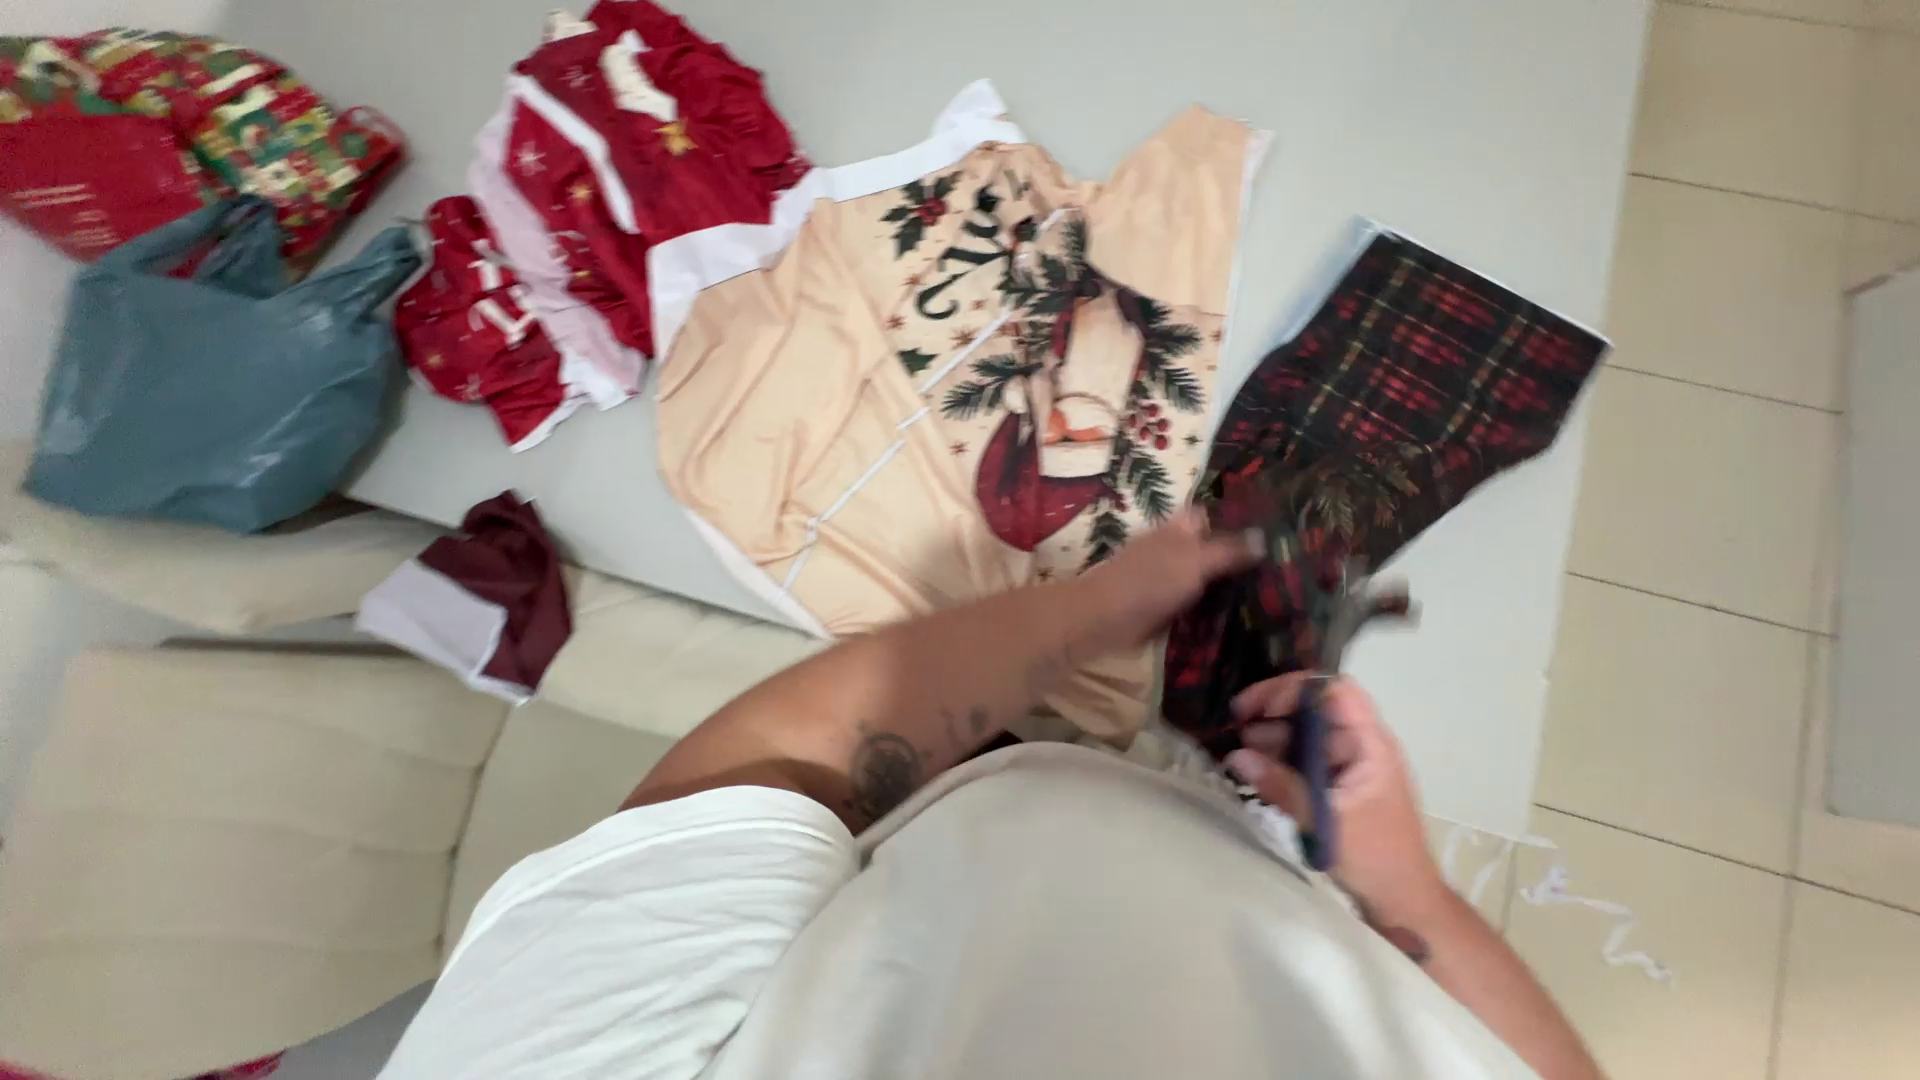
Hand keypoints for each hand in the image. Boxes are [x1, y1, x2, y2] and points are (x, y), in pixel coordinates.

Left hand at [1075, 508, 1262, 651]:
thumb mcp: (1194, 561)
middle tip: (1284, 570)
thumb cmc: (1148, 582)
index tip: (1273, 530)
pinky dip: (1214, 611)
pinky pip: (1196, 605)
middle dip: (1240, 558)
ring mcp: (1168, 581)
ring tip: (1276, 596)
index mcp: (1178, 531)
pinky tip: (1244, 620)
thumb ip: (1228, 550)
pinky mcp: (1165, 609)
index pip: (1210, 516)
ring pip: (1206, 578)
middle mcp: (1173, 551)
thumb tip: (1264, 536)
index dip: (1235, 519)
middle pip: (1211, 549)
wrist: (1105, 620)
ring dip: (1230, 587)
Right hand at [1223, 674, 1447, 920]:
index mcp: (1370, 744)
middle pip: (1314, 707)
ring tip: (1241, 753)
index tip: (1260, 708)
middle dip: (1273, 712)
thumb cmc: (1377, 858)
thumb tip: (1236, 757)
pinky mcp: (1337, 784)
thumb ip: (1282, 786)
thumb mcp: (1326, 821)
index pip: (1334, 690)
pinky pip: (1305, 758)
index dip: (1295, 689)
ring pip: (1305, 733)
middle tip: (1237, 727)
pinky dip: (1279, 759)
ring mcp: (1349, 765)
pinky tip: (1256, 770)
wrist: (1406, 903)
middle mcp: (1360, 746)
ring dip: (1271, 737)